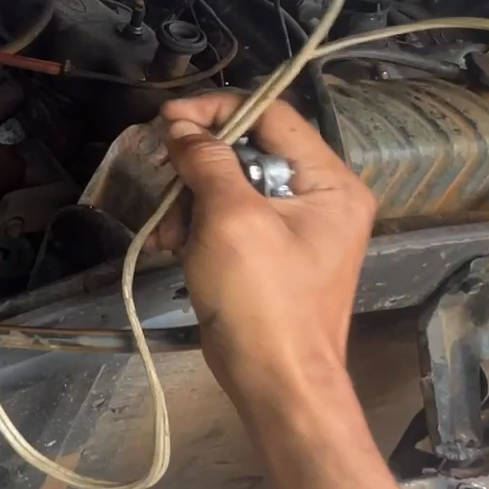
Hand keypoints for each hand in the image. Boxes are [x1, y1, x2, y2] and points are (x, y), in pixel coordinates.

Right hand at [154, 93, 376, 407]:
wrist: (273, 380)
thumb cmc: (261, 298)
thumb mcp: (230, 218)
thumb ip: (206, 161)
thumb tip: (178, 124)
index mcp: (328, 183)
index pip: (271, 115)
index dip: (216, 109)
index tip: (166, 120)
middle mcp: (316, 195)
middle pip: (245, 147)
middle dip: (194, 162)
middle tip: (160, 173)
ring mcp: (290, 223)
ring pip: (226, 180)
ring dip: (186, 197)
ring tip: (166, 229)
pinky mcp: (264, 247)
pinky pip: (223, 212)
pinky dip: (191, 222)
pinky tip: (169, 244)